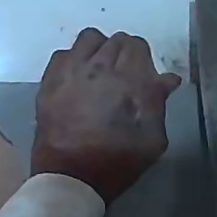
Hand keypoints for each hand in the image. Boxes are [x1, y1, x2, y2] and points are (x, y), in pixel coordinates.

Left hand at [30, 28, 180, 202]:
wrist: (71, 177)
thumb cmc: (116, 162)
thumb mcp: (152, 140)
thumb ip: (158, 104)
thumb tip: (166, 79)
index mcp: (127, 79)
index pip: (137, 46)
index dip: (142, 58)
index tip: (141, 75)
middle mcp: (98, 67)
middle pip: (114, 41)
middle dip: (122, 53)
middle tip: (122, 75)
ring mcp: (70, 72)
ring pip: (88, 39)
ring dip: (98, 49)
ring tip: (98, 69)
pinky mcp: (49, 82)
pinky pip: (62, 54)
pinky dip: (72, 59)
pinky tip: (76, 77)